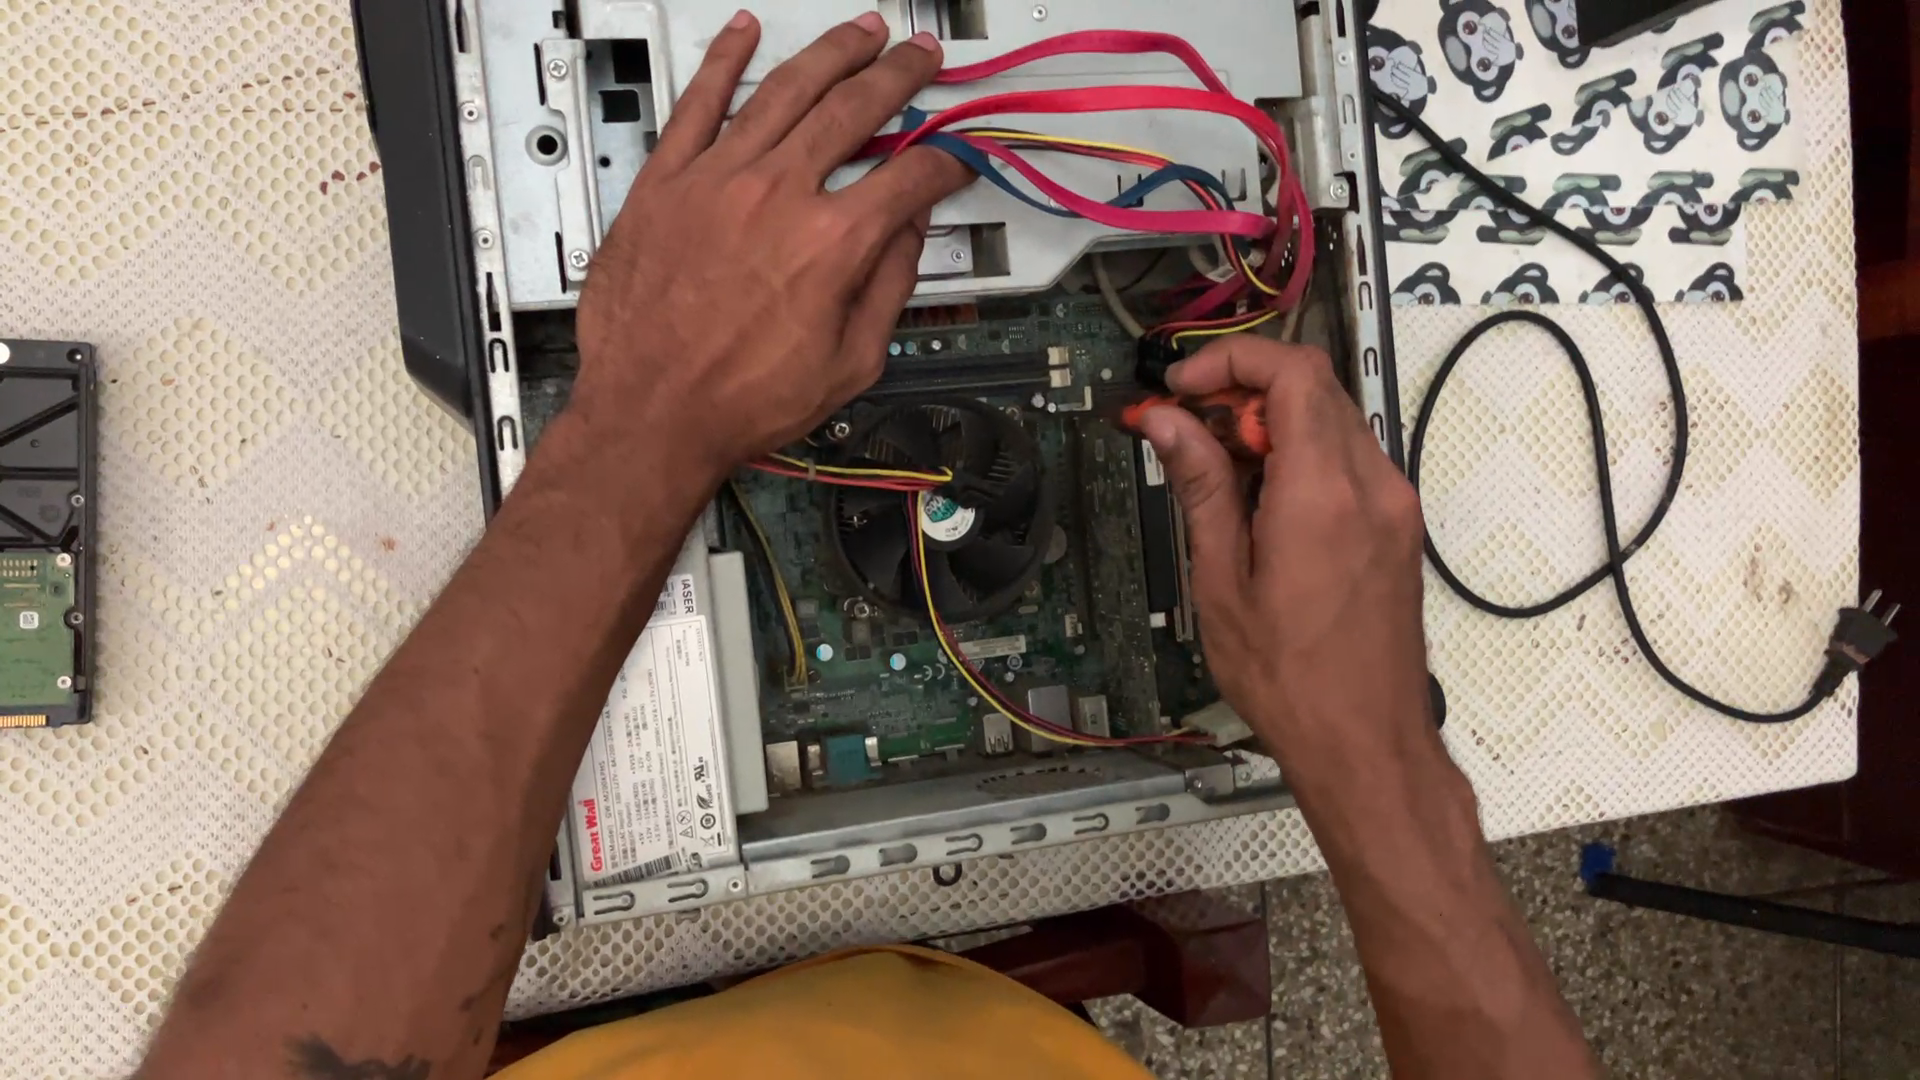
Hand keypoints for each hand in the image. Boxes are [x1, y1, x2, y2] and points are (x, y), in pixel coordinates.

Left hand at [572, 12, 973, 475]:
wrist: (654, 411)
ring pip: (785, 90)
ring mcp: (718, 179)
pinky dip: (724, 59)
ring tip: (862, 32)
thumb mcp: (849, 365)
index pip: (909, 180)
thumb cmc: (744, 399)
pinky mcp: (666, 181)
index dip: (942, 166)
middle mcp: (778, 195)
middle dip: (898, 78)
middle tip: (921, 58)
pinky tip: (746, 31)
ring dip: (831, 53)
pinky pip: (697, 100)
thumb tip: (909, 235)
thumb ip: (888, 290)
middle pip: (853, 110)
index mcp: (832, 245)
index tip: (953, 163)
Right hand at [1138, 339, 1432, 784]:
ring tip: (1213, 470)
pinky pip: (1346, 458)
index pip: (1291, 373)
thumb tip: (1167, 422)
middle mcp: (1372, 484)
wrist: (1365, 742)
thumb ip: (1201, 487)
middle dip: (1240, 391)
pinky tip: (1257, 499)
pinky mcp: (1396, 524)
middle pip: (1311, 387)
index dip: (1228, 363)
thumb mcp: (1220, 579)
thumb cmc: (1283, 674)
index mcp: (1322, 493)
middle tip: (1185, 430)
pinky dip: (1296, 454)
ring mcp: (1393, 503)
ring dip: (1267, 423)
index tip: (1180, 390)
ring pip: (1330, 419)